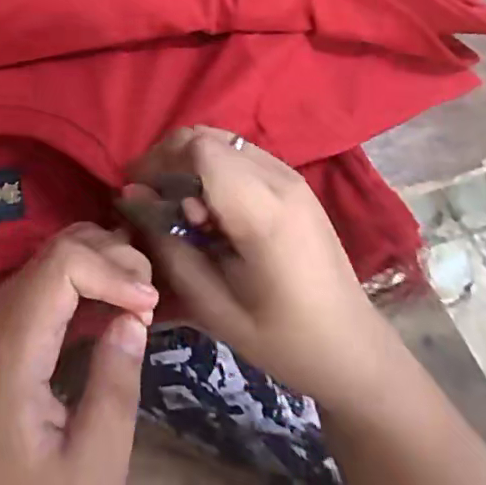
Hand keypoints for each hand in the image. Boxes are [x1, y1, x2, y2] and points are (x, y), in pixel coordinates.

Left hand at [0, 224, 157, 484]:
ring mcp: (2, 315)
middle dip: (113, 258)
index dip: (112, 270)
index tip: (149, 305)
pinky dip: (86, 273)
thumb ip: (114, 391)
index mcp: (16, 345)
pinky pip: (49, 276)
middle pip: (58, 249)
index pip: (63, 263)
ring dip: (101, 260)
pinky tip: (112, 299)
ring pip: (53, 255)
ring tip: (138, 295)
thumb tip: (133, 317)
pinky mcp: (9, 325)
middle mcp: (3, 314)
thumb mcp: (88, 466)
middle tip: (150, 299)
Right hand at [123, 126, 391, 411]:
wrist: (352, 349)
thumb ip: (169, 246)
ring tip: (178, 204)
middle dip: (168, 157)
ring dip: (190, 160)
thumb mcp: (213, 305)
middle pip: (207, 136)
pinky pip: (240, 152)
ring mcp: (291, 175)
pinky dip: (213, 165)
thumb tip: (132, 197)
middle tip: (150, 196)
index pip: (200, 148)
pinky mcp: (295, 180)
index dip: (160, 161)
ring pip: (222, 139)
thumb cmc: (281, 338)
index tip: (138, 193)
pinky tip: (209, 206)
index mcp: (262, 210)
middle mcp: (279, 179)